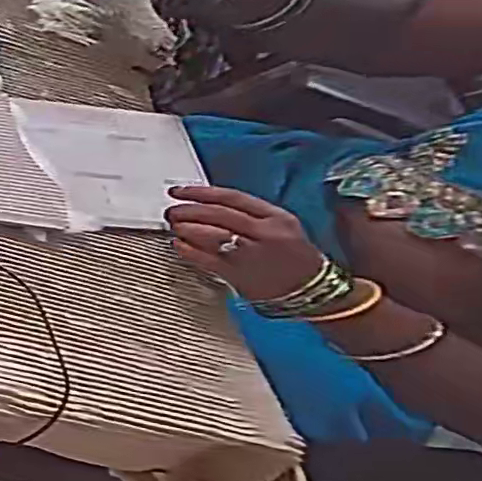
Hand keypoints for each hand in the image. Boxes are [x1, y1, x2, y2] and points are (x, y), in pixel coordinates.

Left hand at [165, 186, 327, 302]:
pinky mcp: (238, 274)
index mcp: (276, 217)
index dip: (199, 192)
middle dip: (187, 210)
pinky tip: (177, 244)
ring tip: (173, 225)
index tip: (178, 191)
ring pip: (210, 235)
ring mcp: (251, 254)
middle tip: (171, 211)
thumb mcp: (280, 225)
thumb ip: (247, 213)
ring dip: (185, 228)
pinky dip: (187, 250)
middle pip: (217, 214)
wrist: (310, 289)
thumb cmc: (290, 255)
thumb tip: (203, 204)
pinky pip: (206, 259)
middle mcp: (265, 233)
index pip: (231, 197)